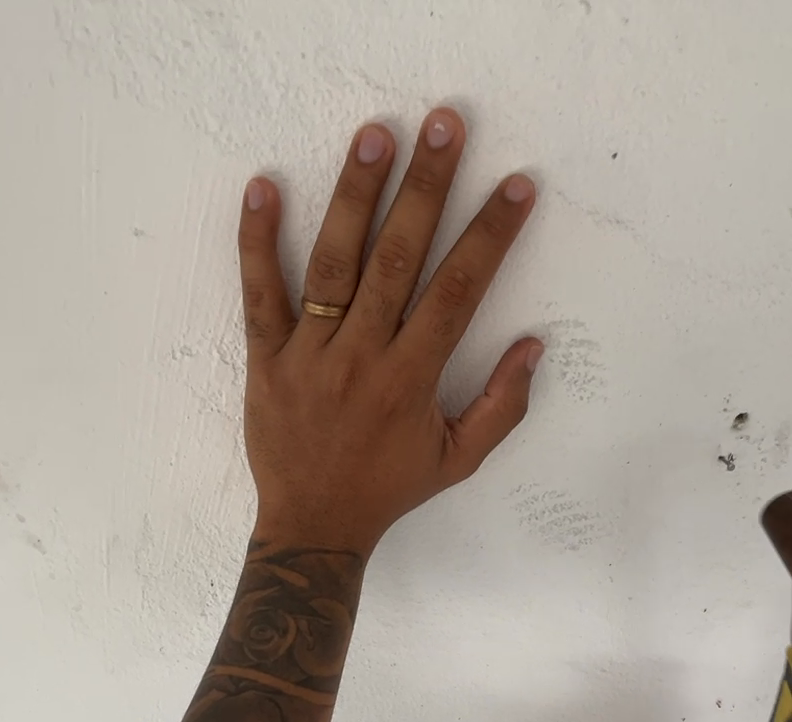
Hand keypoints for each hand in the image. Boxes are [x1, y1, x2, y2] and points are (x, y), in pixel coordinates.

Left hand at [235, 108, 541, 555]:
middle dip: (426, 189)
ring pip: (333, 266)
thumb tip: (533, 346)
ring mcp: (309, 355)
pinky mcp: (266, 359)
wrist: (315, 525)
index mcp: (411, 381)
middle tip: (445, 126)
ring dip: (355, 197)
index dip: (490, 237)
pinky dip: (258, 241)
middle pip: (398, 261)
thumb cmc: (390, 490)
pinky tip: (264, 187)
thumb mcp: (460, 460)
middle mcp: (361, 358)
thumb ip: (502, 406)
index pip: (458, 294)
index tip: (515, 189)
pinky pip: (259, 293)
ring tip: (375, 136)